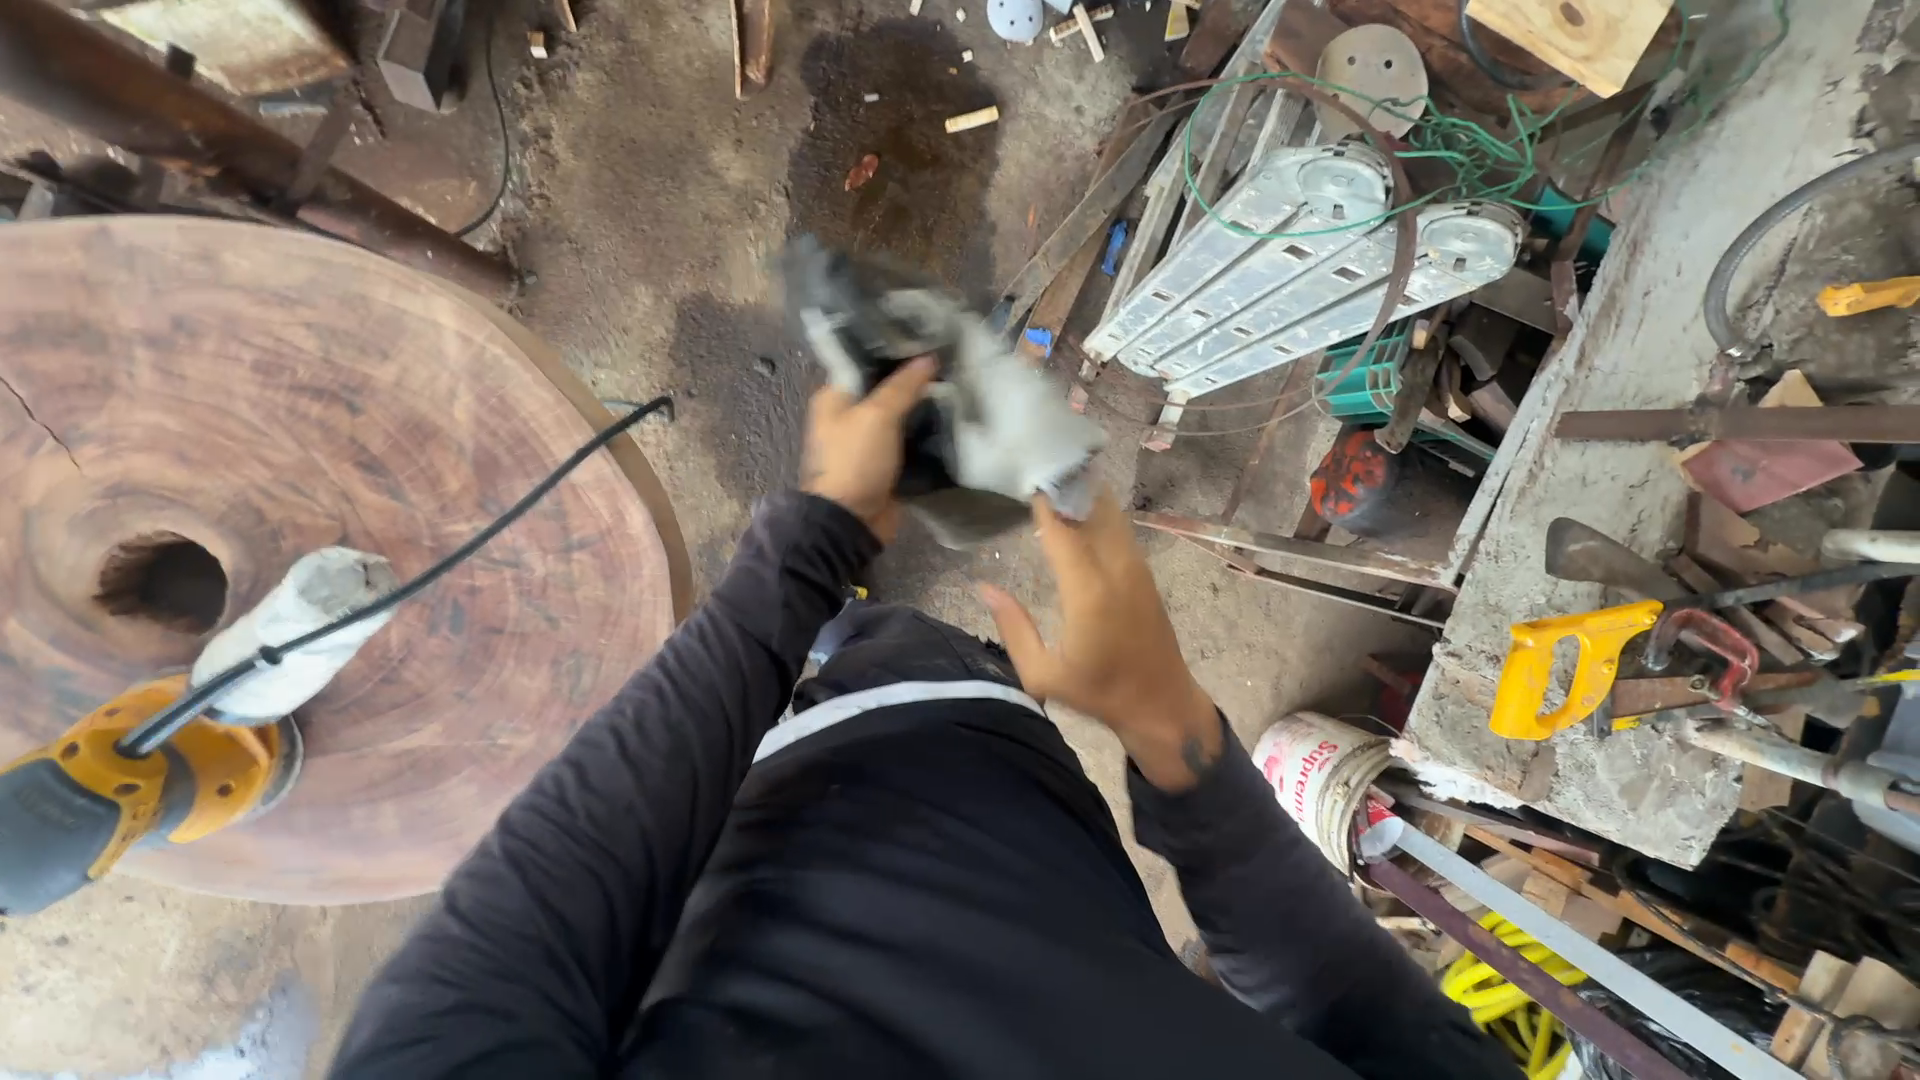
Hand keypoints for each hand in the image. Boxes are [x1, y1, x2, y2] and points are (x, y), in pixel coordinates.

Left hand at [802, 356, 938, 543]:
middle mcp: (850, 416)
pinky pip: (910, 442)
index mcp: (836, 397)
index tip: (928, 339)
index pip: (867, 362)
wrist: (850, 522)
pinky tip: (952, 420)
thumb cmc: (855, 462)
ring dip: (925, 408)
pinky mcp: (887, 464)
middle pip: (887, 390)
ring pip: (902, 417)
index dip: (895, 351)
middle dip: (916, 381)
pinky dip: (927, 435)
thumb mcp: (877, 415)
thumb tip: (929, 357)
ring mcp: (869, 442)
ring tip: (958, 387)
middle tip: (951, 363)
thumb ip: (903, 385)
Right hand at [979, 490, 1221, 791]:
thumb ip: (1013, 628)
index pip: (1063, 530)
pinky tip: (1079, 508)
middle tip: (1039, 464)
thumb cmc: (1099, 692)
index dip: (1045, 502)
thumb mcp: (1043, 674)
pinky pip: (1120, 529)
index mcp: (1088, 593)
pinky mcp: (1144, 574)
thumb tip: (985, 587)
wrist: (1162, 703)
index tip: (1025, 478)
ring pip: (1111, 515)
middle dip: (1067, 486)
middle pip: (1092, 510)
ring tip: (1056, 477)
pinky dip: (1099, 512)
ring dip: (1085, 495)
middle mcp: (1116, 570)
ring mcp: (1136, 569)